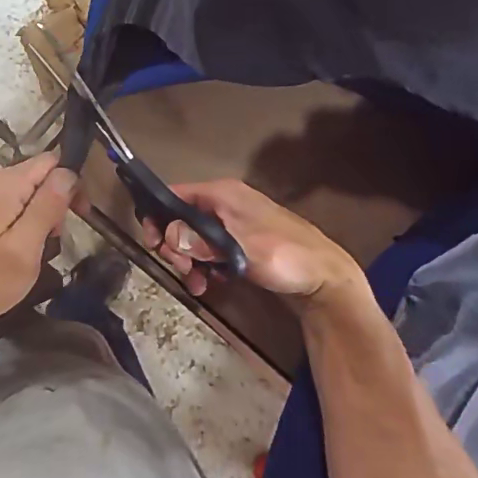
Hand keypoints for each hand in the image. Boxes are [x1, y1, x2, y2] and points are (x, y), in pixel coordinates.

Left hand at [0, 152, 77, 324]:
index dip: (71, 185)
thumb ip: (47, 207)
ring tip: (39, 246)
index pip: (52, 162)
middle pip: (40, 174)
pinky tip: (22, 244)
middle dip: (56, 200)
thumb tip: (68, 174)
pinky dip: (25, 218)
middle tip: (56, 238)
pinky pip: (13, 201)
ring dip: (42, 213)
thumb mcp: (25, 248)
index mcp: (7, 184)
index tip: (78, 215)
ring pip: (29, 189)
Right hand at [143, 179, 365, 308]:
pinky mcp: (238, 244)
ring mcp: (232, 224)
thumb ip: (202, 241)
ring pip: (193, 238)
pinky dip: (202, 266)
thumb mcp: (239, 248)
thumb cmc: (284, 255)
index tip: (152, 243)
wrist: (324, 278)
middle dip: (174, 245)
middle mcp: (224, 203)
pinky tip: (206, 284)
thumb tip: (170, 236)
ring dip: (187, 261)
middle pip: (181, 219)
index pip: (175, 195)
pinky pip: (208, 251)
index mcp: (223, 194)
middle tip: (182, 268)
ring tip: (195, 282)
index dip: (157, 216)